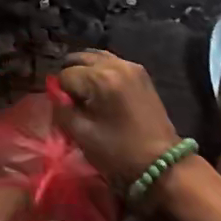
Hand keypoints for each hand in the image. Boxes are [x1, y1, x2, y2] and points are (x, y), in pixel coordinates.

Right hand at [53, 50, 181, 183]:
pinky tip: (101, 89)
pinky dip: (100, 70)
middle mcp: (115, 64)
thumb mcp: (82, 134)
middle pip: (78, 58)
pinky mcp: (141, 72)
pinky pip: (111, 61)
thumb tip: (55, 95)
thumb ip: (62, 109)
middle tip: (72, 99)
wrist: (164, 164)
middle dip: (71, 76)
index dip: (60, 92)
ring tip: (86, 92)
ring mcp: (130, 66)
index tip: (65, 108)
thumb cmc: (120, 152)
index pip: (65, 75)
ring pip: (94, 56)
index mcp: (100, 78)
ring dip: (85, 70)